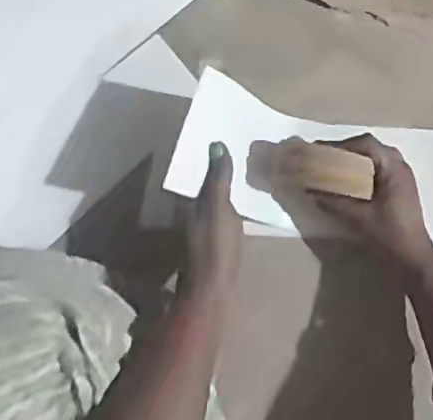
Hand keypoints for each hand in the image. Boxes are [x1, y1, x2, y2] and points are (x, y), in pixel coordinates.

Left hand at [184, 142, 241, 294]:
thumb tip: (215, 144)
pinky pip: (219, 214)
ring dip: (223, 187)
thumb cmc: (215, 247)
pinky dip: (228, 204)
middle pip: (204, 185)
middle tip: (239, 151)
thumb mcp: (219, 208)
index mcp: (189, 202)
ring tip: (243, 172)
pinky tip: (242, 203)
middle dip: (217, 170)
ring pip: (211, 200)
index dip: (210, 157)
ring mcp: (199, 230)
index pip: (198, 171)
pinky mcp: (210, 243)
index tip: (225, 138)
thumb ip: (217, 179)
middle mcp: (190, 213)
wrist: (213, 294)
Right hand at [304, 134, 432, 271]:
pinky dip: (364, 167)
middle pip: (371, 147)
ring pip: (376, 156)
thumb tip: (310, 190)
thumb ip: (334, 202)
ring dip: (356, 158)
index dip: (342, 144)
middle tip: (326, 156)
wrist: (415, 259)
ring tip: (336, 165)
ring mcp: (403, 175)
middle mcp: (400, 165)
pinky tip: (351, 178)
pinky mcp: (402, 185)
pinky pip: (381, 166)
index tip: (322, 150)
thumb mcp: (358, 218)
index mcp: (393, 167)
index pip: (366, 143)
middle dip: (347, 149)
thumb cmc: (389, 235)